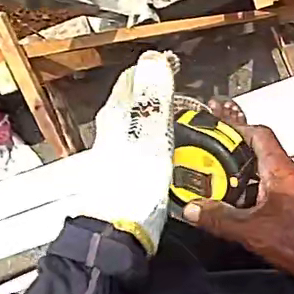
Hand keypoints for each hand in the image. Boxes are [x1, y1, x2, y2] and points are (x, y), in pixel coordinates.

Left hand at [72, 51, 177, 254]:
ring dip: (158, 118)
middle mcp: (111, 132)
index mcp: (115, 116)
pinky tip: (171, 151)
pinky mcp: (124, 175)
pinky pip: (142, 148)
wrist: (116, 233)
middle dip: (156, 93)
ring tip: (182, 118)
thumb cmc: (129, 187)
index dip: (152, 69)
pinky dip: (157, 142)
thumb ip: (152, 97)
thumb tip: (152, 60)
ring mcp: (116, 154)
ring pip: (137, 124)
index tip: (171, 66)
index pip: (131, 79)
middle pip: (133, 102)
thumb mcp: (148, 134)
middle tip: (181, 91)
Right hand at [180, 103, 293, 278]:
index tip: (216, 126)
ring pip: (263, 169)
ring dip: (241, 170)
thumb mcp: (253, 230)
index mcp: (280, 170)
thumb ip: (220, 218)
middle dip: (232, 149)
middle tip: (210, 152)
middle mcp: (290, 173)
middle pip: (257, 150)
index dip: (235, 127)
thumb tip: (194, 210)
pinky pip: (270, 185)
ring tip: (218, 178)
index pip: (257, 134)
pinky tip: (239, 202)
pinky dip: (252, 187)